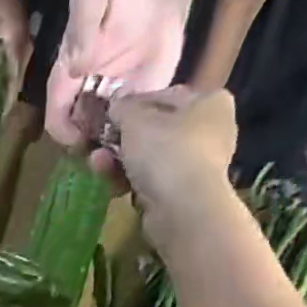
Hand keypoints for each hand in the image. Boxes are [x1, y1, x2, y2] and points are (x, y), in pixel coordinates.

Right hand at [44, 0, 195, 147]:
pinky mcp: (142, 103)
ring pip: (108, 142)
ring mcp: (115, 105)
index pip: (57, 120)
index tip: (81, 142)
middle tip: (108, 159)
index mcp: (68, 80)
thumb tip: (78, 66)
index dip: (66, 136)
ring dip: (116, 156)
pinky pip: (138, 131)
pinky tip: (152, 144)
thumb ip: (84, 24)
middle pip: (82, 139)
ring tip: (130, 159)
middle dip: (92, 154)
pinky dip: (143, 143)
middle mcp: (88, 99)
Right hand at [105, 86, 236, 214]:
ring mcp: (197, 167)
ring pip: (151, 159)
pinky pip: (152, 183)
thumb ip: (123, 108)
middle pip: (156, 131)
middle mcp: (210, 132)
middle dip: (122, 139)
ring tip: (96, 164)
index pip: (165, 97)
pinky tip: (111, 186)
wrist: (182, 209)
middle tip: (98, 143)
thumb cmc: (165, 150)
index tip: (109, 116)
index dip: (133, 105)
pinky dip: (131, 183)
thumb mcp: (136, 119)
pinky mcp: (183, 196)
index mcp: (210, 102)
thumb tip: (116, 104)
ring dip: (120, 162)